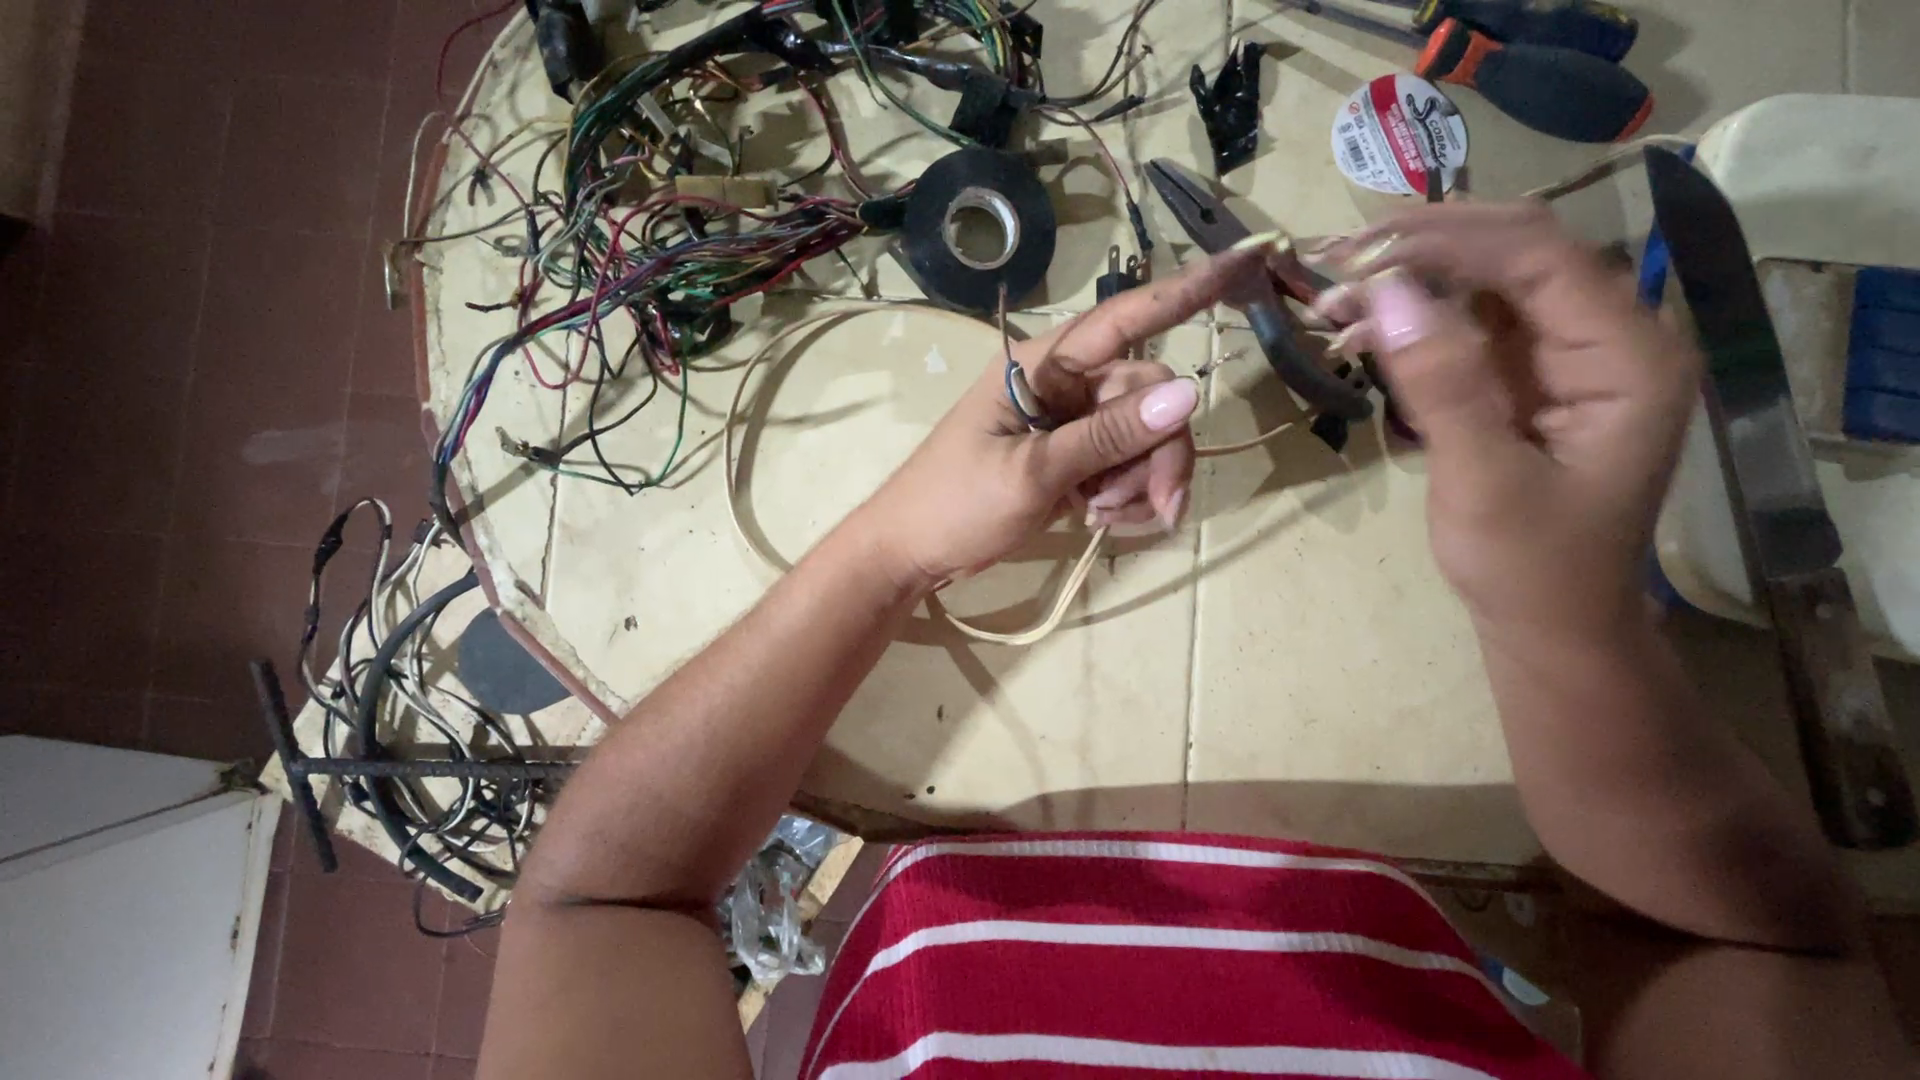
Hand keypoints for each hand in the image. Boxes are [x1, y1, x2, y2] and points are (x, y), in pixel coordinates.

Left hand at [847, 243, 1275, 590]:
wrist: (913, 552)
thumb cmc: (955, 503)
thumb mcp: (1030, 472)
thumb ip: (1107, 436)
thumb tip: (1188, 391)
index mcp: (1042, 366)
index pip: (1123, 319)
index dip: (1181, 293)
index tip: (1239, 263)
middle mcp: (1065, 385)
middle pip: (1150, 397)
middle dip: (1158, 454)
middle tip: (1153, 508)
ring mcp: (1072, 424)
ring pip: (1146, 437)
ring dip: (1140, 482)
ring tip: (1101, 516)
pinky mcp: (1077, 459)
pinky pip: (1128, 467)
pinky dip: (1126, 496)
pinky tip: (1097, 519)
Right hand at [1321, 203, 1701, 645]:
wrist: (1551, 622)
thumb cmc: (1529, 565)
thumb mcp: (1483, 480)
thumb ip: (1443, 384)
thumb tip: (1385, 294)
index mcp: (1627, 357)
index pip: (1540, 258)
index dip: (1448, 242)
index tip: (1358, 254)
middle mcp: (1607, 338)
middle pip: (1517, 252)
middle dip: (1425, 247)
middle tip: (1337, 257)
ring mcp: (1565, 356)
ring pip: (1486, 282)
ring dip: (1410, 282)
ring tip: (1333, 299)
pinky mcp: (1526, 378)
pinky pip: (1468, 326)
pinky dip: (1412, 324)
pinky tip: (1358, 334)